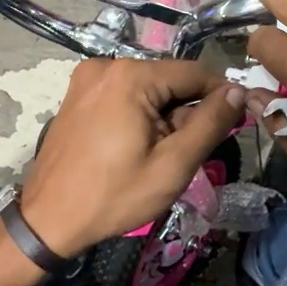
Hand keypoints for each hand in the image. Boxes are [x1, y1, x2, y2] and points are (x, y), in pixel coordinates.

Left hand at [20, 60, 244, 256]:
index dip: (221, 98)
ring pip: (149, 88)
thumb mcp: (173, 164)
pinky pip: (126, 94)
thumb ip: (210, 123)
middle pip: (171, 80)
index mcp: (131, 76)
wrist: (48, 220)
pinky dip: (141, 113)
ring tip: (163, 153)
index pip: (196, 73)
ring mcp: (88, 78)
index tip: (234, 126)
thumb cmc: (113, 196)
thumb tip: (238, 92)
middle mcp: (107, 65)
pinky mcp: (78, 94)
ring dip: (166, 114)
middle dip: (188, 110)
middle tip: (190, 151)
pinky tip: (138, 145)